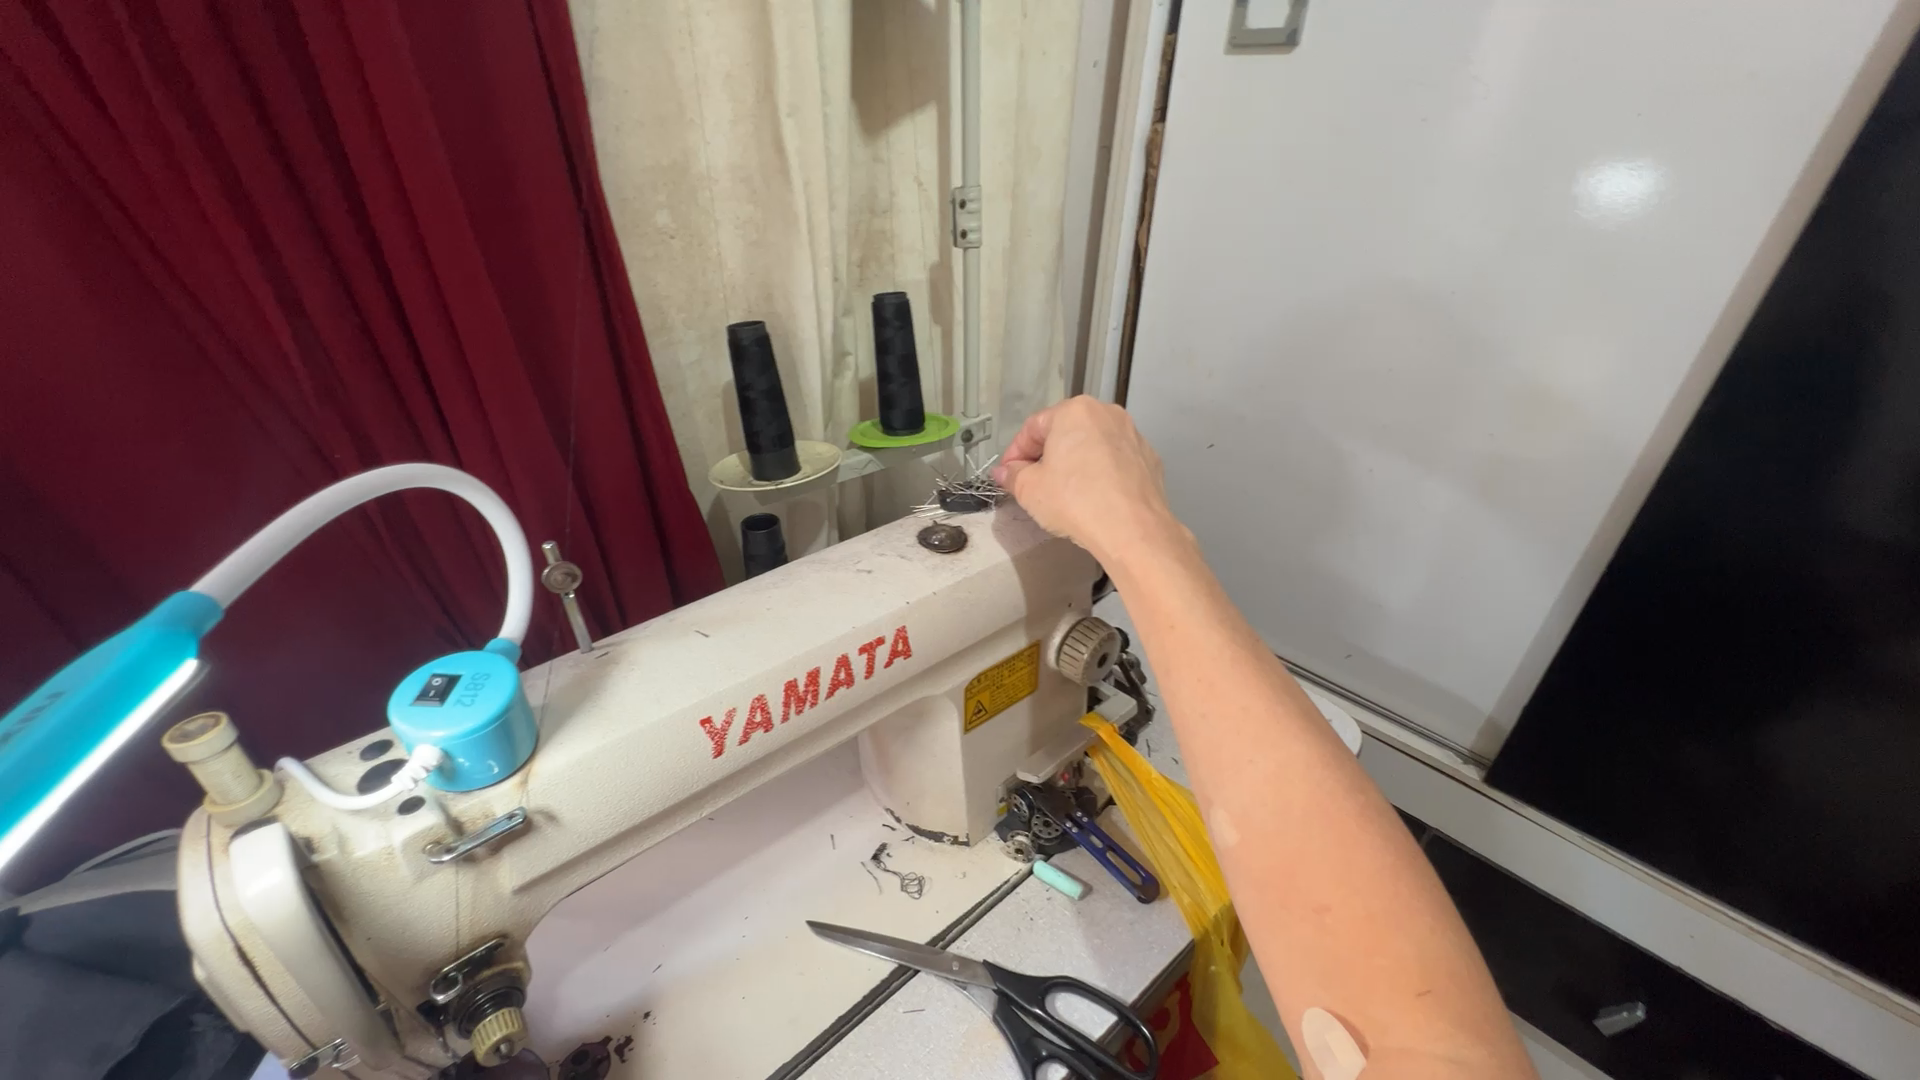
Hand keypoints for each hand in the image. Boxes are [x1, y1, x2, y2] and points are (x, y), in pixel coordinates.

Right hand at [993, 397, 1186, 567]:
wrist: (1132, 530)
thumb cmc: (1079, 503)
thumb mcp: (1030, 490)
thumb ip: (1013, 475)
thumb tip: (1007, 473)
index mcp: (1074, 411)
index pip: (1033, 428)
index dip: (1015, 453)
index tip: (1009, 473)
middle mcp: (1106, 415)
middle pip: (1064, 432)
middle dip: (1045, 457)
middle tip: (1033, 484)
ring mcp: (1132, 435)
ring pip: (1091, 445)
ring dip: (1074, 464)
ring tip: (1063, 494)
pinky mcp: (1148, 459)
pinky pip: (1114, 461)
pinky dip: (1100, 474)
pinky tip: (1092, 498)